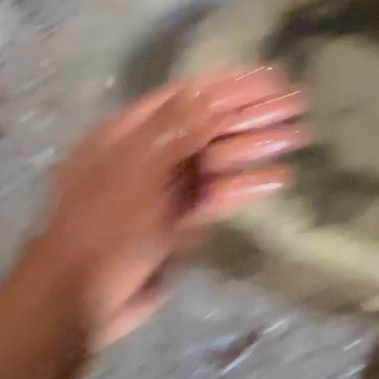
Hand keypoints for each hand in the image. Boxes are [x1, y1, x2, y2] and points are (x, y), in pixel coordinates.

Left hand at [28, 67, 308, 347]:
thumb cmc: (104, 226)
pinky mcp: (180, 222)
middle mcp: (150, 155)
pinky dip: (248, 186)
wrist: (79, 301)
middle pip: (209, 125)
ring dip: (258, 145)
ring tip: (298, 136)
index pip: (188, 97)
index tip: (272, 77)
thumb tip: (214, 90)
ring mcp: (166, 189)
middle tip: (297, 104)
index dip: (230, 84)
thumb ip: (179, 128)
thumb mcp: (139, 169)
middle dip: (253, 113)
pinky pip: (219, 195)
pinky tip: (280, 178)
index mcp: (129, 134)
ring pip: (219, 159)